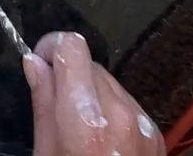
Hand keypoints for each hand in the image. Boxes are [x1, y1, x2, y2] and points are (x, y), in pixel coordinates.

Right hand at [24, 32, 162, 155]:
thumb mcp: (46, 155)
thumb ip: (44, 104)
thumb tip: (35, 63)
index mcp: (87, 118)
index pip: (73, 47)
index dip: (52, 47)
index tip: (40, 62)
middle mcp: (120, 112)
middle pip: (90, 63)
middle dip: (69, 74)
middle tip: (54, 103)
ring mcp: (143, 123)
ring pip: (109, 81)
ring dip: (91, 92)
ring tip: (79, 130)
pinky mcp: (156, 135)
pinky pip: (127, 103)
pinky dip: (111, 111)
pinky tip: (102, 143)